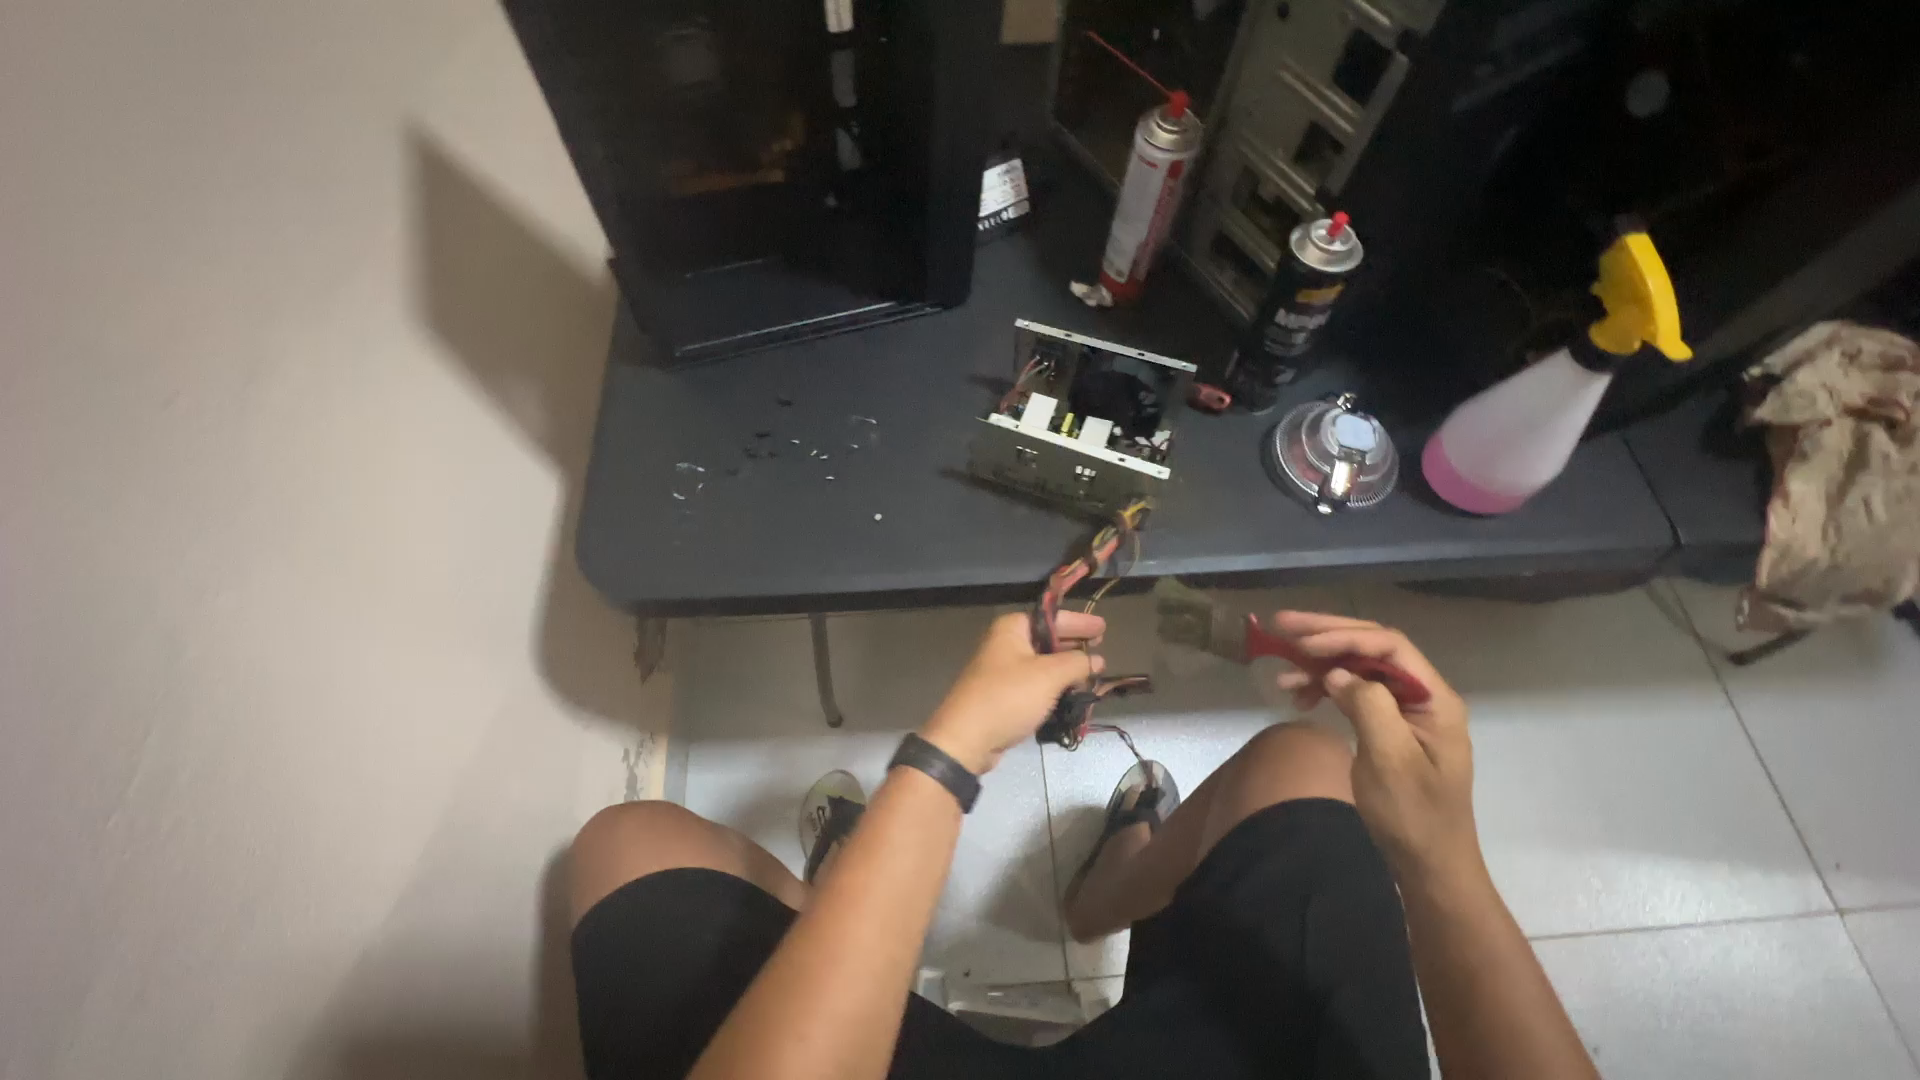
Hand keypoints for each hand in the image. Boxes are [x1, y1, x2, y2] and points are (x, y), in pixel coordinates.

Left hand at [919, 611, 1105, 774]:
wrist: (966, 739)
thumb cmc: (1008, 697)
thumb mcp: (1049, 676)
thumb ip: (1077, 663)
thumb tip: (1097, 659)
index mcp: (1012, 628)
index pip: (1052, 617)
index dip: (1079, 621)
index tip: (1103, 627)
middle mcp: (1005, 644)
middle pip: (1047, 638)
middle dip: (1074, 645)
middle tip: (1101, 647)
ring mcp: (1003, 670)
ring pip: (1042, 663)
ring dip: (1066, 668)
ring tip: (1092, 673)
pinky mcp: (1004, 695)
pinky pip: (1035, 684)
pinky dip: (1053, 687)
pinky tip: (1072, 694)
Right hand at [1271, 611, 1482, 885]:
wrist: (1429, 864)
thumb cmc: (1413, 815)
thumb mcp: (1390, 761)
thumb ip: (1368, 707)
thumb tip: (1337, 673)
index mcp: (1434, 698)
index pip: (1387, 646)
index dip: (1343, 636)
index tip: (1303, 643)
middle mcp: (1421, 696)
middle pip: (1371, 648)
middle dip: (1326, 634)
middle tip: (1282, 625)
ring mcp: (1403, 711)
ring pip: (1358, 668)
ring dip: (1320, 663)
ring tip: (1281, 668)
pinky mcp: (1386, 727)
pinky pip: (1353, 692)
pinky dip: (1324, 687)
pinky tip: (1298, 694)